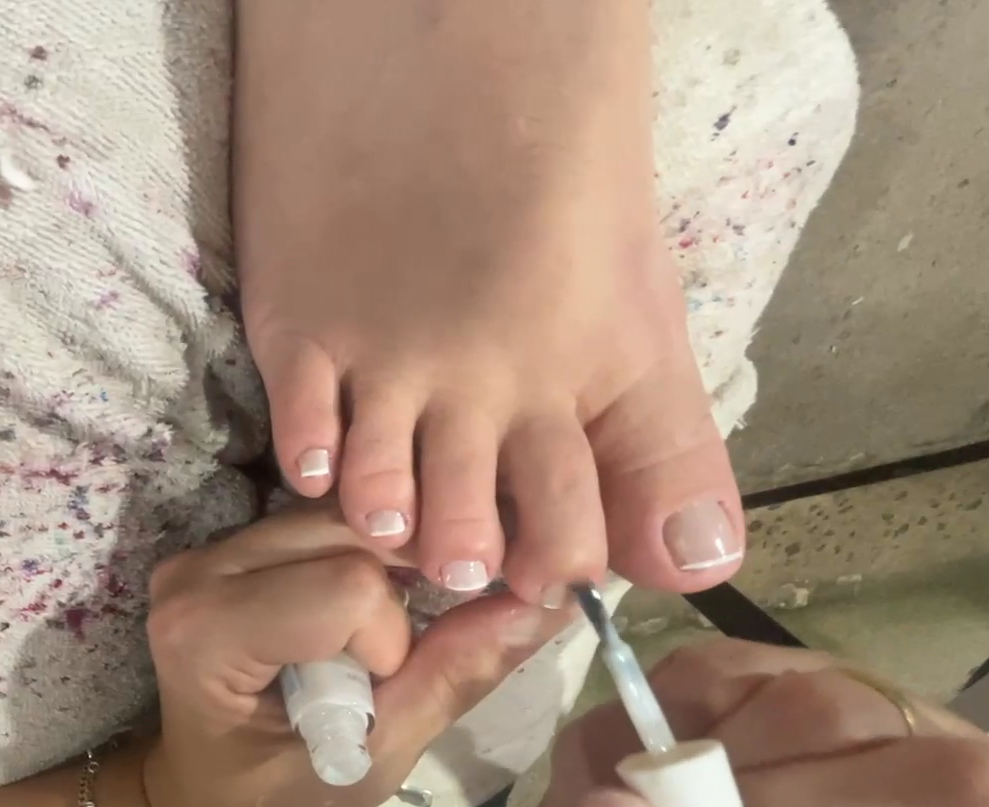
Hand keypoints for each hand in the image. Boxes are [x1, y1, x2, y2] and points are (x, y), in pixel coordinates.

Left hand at [134, 505, 572, 806]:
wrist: (193, 796)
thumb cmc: (270, 801)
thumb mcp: (371, 760)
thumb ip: (452, 676)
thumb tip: (550, 601)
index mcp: (209, 632)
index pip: (346, 588)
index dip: (389, 637)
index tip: (376, 686)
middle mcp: (195, 573)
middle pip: (345, 533)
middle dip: (393, 591)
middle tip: (399, 653)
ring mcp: (204, 552)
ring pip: (336, 517)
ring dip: (379, 573)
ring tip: (376, 637)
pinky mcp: (221, 547)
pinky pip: (315, 524)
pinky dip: (358, 559)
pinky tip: (359, 611)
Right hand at [237, 0, 743, 604]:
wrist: (429, 16)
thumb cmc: (553, 140)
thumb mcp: (643, 285)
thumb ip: (656, 431)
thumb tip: (690, 560)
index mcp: (594, 365)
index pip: (597, 533)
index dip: (576, 569)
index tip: (550, 558)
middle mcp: (492, 381)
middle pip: (488, 542)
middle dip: (487, 567)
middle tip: (469, 552)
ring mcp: (386, 359)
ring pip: (390, 511)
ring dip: (399, 530)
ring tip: (398, 517)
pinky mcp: (298, 332)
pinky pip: (302, 445)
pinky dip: (317, 469)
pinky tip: (328, 454)